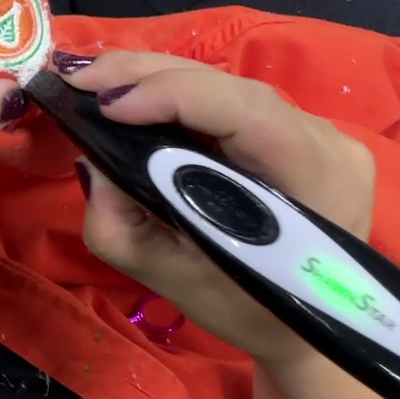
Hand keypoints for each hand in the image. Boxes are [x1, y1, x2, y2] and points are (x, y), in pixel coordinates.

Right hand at [63, 52, 376, 366]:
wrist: (306, 324)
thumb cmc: (245, 310)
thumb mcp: (169, 279)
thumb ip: (118, 224)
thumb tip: (91, 162)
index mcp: (310, 181)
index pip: (242, 111)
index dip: (171, 96)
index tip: (105, 107)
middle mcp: (323, 140)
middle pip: (227, 84)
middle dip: (144, 74)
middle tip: (76, 78)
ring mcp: (316, 129)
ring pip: (224, 84)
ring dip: (152, 76)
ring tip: (93, 81)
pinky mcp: (296, 129)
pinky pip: (227, 98)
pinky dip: (173, 90)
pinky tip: (131, 90)